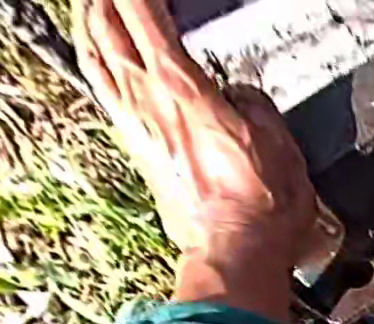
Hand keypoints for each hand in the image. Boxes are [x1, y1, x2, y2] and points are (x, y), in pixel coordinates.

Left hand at [73, 0, 317, 317]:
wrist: (235, 249)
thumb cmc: (261, 208)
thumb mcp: (282, 152)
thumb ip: (259, 110)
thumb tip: (243, 96)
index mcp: (181, 86)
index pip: (142, 8)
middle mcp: (144, 94)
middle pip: (102, 17)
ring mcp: (132, 118)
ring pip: (91, 45)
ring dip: (91, 16)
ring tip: (99, 6)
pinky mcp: (133, 143)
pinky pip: (100, 82)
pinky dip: (95, 54)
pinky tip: (102, 55)